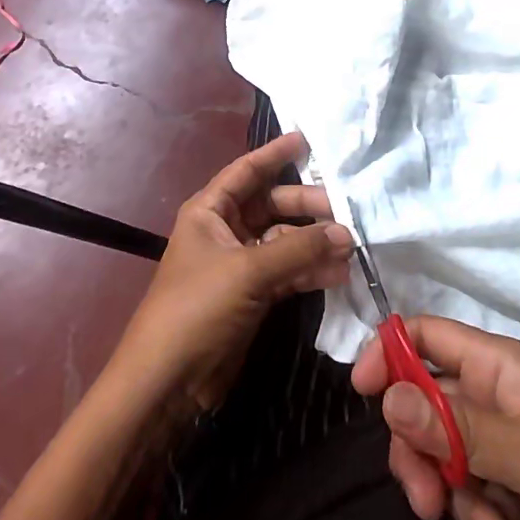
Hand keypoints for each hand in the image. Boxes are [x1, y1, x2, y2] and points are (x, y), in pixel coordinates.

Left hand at [118, 133, 352, 413]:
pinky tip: (338, 274)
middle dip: (309, 207)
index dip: (276, 154)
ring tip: (351, 247)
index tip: (308, 139)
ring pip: (286, 240)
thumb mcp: (249, 270)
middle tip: (347, 211)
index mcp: (210, 211)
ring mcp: (241, 264)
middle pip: (274, 206)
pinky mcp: (254, 294)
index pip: (247, 171)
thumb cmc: (198, 308)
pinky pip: (289, 271)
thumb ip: (300, 247)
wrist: (168, 381)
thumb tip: (347, 232)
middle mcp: (226, 231)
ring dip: (315, 243)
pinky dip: (311, 271)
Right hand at [352, 317, 519, 519]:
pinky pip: (483, 504)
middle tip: (433, 504)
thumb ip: (461, 427)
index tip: (361, 397)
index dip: (390, 355)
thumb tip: (388, 394)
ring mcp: (516, 448)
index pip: (428, 336)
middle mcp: (503, 401)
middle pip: (428, 408)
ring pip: (452, 464)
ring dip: (463, 511)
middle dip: (424, 458)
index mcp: (504, 370)